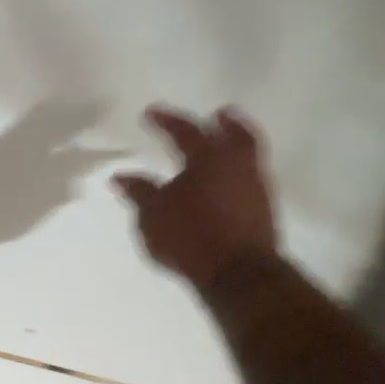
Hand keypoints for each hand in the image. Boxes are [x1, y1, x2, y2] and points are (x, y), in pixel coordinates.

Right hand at [113, 104, 279, 289]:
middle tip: (218, 112)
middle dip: (225, 122)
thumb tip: (121, 176)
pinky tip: (225, 181)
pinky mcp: (263, 208)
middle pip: (236, 134)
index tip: (150, 112)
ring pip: (247, 154)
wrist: (237, 271)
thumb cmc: (189, 236)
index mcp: (208, 159)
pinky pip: (250, 177)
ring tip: (222, 146)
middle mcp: (238, 164)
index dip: (167, 121)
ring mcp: (256, 185)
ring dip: (235, 145)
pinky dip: (237, 171)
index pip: (185, 131)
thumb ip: (139, 192)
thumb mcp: (152, 214)